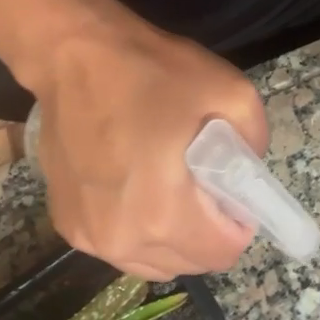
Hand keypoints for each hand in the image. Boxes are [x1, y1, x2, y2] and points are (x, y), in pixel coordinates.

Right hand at [17, 0, 265, 281]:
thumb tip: (249, 168)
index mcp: (163, 214)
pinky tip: (139, 183)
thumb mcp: (231, 91)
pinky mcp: (65, 225)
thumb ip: (254, 139)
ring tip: (173, 182)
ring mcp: (87, 238)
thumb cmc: (154, 72)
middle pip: (188, 263)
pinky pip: (120, 247)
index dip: (240, 222)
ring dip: (174, 236)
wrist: (74, 56)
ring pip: (152, 262)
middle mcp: (121, 241)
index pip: (222, 253)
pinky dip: (139, 228)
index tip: (235, 188)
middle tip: (206, 180)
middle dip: (209, 230)